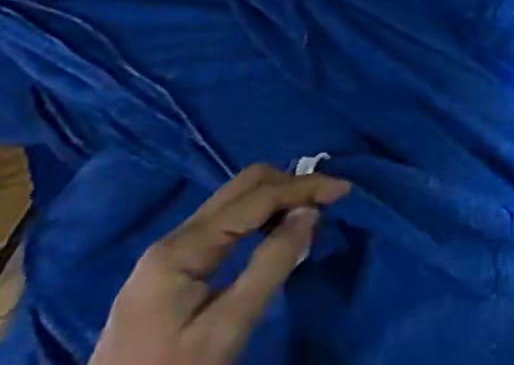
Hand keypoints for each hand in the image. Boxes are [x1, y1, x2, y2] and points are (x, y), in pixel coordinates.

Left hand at [90, 164, 350, 364]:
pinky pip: (224, 224)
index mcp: (182, 248)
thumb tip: (310, 212)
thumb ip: (271, 266)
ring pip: (233, 202)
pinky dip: (258, 217)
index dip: (304, 187)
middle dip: (290, 184)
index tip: (345, 190)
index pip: (256, 197)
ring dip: (276, 198)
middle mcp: (173, 238)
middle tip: (329, 197)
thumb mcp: (226, 328)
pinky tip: (276, 231)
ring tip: (310, 211)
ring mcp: (168, 254)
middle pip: (242, 187)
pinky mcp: (170, 271)